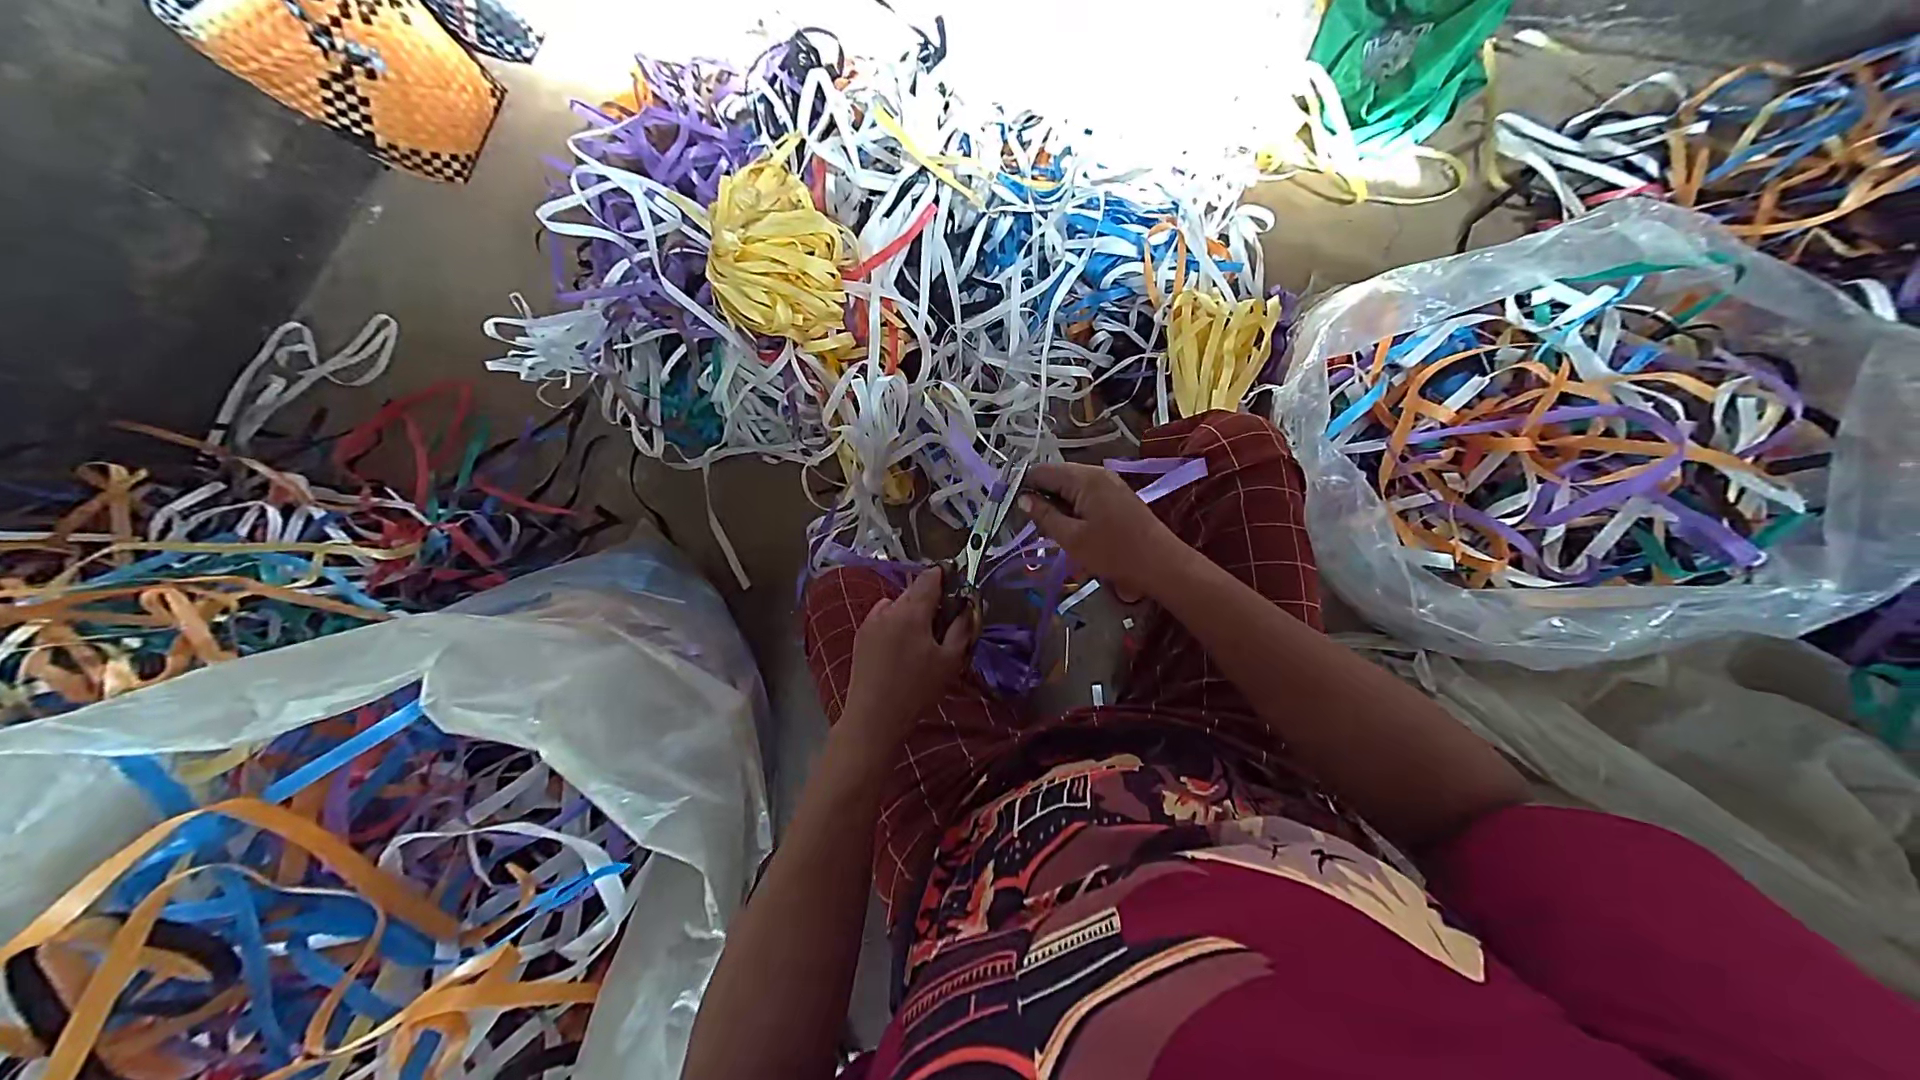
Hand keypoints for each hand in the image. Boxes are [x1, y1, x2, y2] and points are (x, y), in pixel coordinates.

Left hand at [839, 568, 974, 751]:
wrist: (873, 716)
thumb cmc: (917, 690)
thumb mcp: (950, 660)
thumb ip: (961, 628)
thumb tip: (967, 606)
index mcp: (912, 611)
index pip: (930, 577)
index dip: (945, 577)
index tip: (957, 589)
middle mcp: (888, 608)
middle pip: (913, 590)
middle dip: (930, 600)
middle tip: (944, 624)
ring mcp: (870, 621)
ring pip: (897, 604)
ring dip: (911, 612)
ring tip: (920, 639)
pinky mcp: (860, 636)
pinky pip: (883, 618)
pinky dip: (894, 623)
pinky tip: (900, 648)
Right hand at [1020, 463, 1195, 601]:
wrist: (1161, 564)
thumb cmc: (1114, 552)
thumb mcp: (1071, 538)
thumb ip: (1045, 516)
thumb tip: (1023, 499)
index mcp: (1084, 478)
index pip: (1042, 471)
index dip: (1024, 487)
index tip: (1013, 509)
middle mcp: (1097, 473)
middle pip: (1057, 477)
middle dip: (1041, 497)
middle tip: (1032, 525)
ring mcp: (1109, 483)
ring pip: (1071, 487)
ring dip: (1057, 505)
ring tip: (1052, 530)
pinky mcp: (1117, 496)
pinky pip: (1086, 495)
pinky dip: (1073, 508)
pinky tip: (1072, 528)